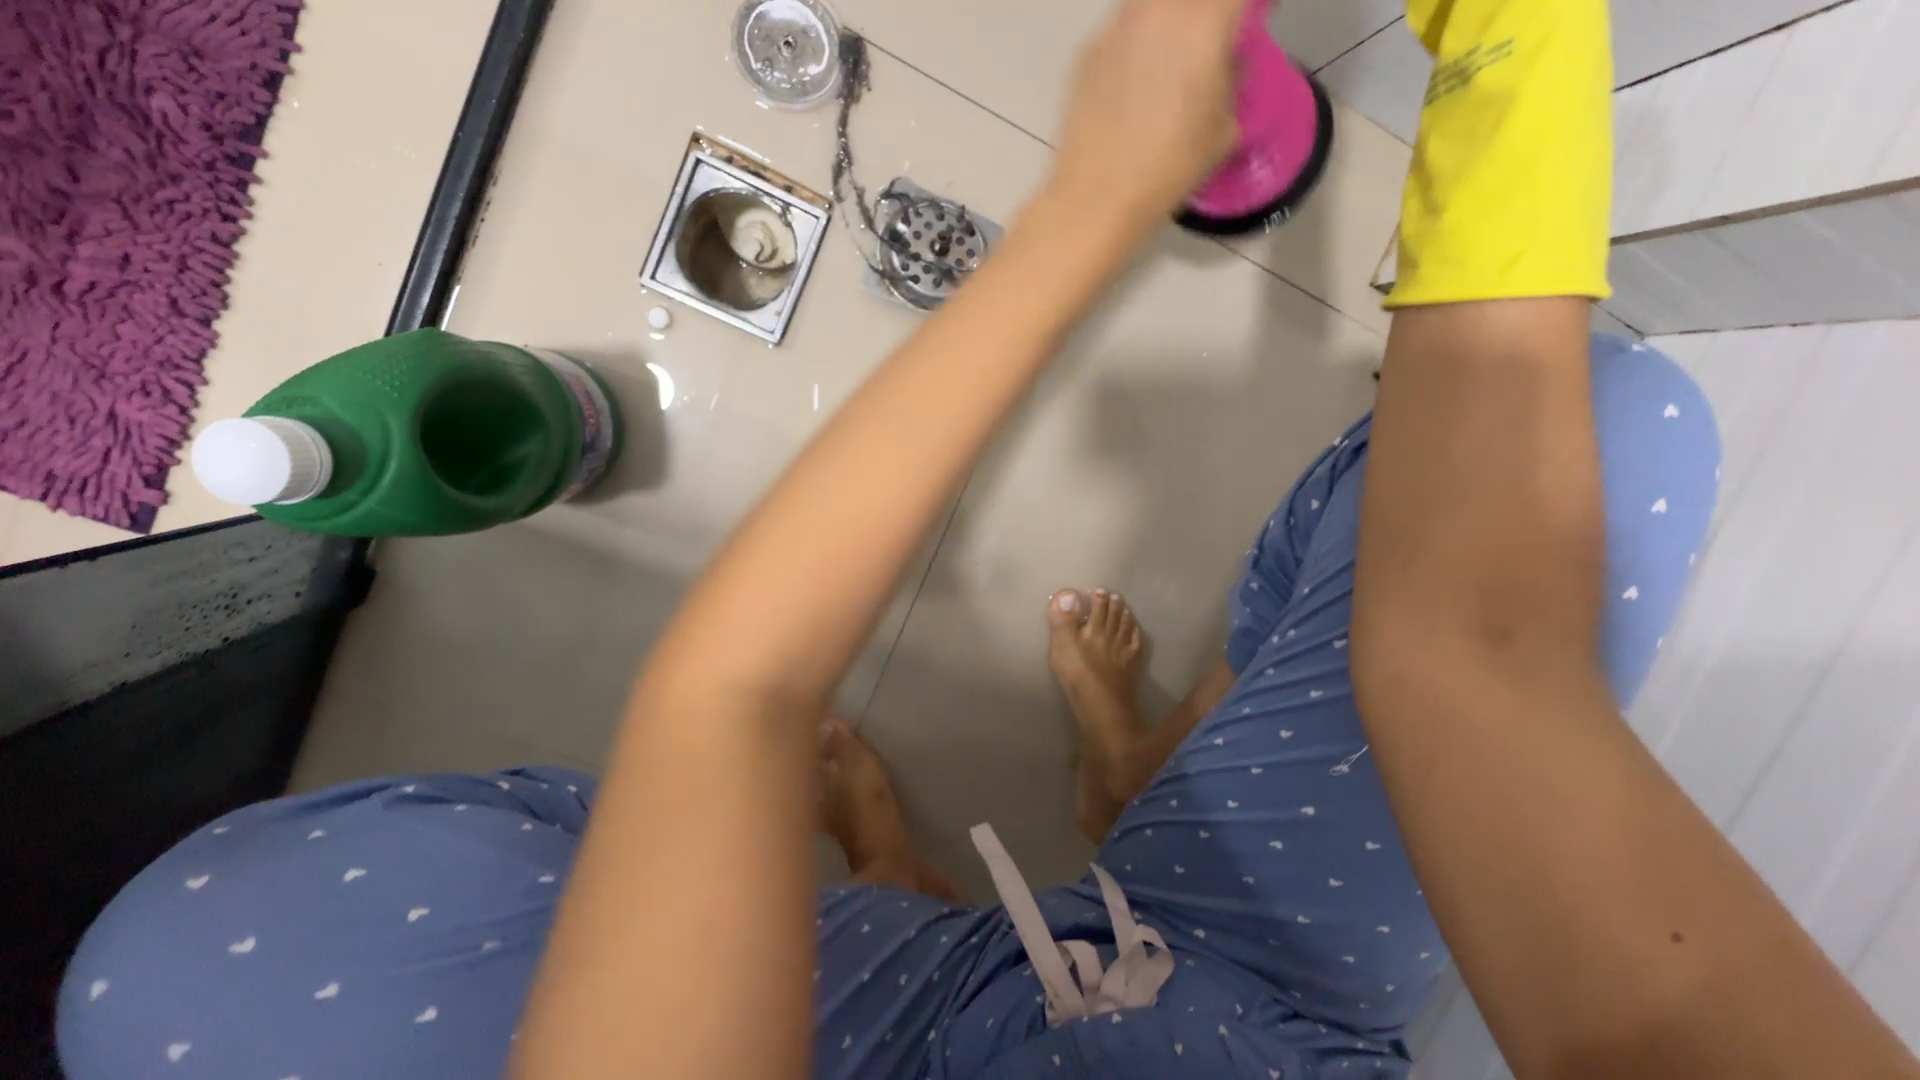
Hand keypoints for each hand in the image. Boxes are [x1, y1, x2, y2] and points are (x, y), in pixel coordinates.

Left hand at [1047, 0, 1247, 232]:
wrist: (1098, 194)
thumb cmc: (1170, 167)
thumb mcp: (1224, 128)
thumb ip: (1232, 77)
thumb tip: (1226, 60)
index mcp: (1206, 23)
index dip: (1251, 6)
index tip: (1260, 13)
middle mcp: (1161, 9)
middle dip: (1209, 10)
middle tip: (1213, 32)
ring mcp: (1119, 23)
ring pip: (1153, 1)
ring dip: (1170, 12)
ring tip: (1172, 48)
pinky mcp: (1090, 47)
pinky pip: (1124, 23)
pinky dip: (1138, 34)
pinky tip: (1135, 72)